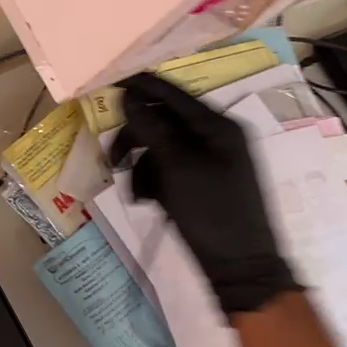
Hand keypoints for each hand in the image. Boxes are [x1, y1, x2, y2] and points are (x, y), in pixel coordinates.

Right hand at [107, 73, 298, 315]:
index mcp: (219, 126)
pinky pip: (165, 168)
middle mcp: (215, 137)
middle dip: (135, 139)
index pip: (172, 93)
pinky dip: (151, 181)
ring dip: (140, 165)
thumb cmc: (212, 213)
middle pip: (162, 121)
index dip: (140, 85)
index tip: (107, 79)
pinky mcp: (199, 182)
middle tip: (113, 158)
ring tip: (135, 192)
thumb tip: (127, 96)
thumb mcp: (178, 168)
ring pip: (159, 147)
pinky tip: (147, 200)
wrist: (240, 266)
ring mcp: (209, 160)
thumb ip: (152, 129)